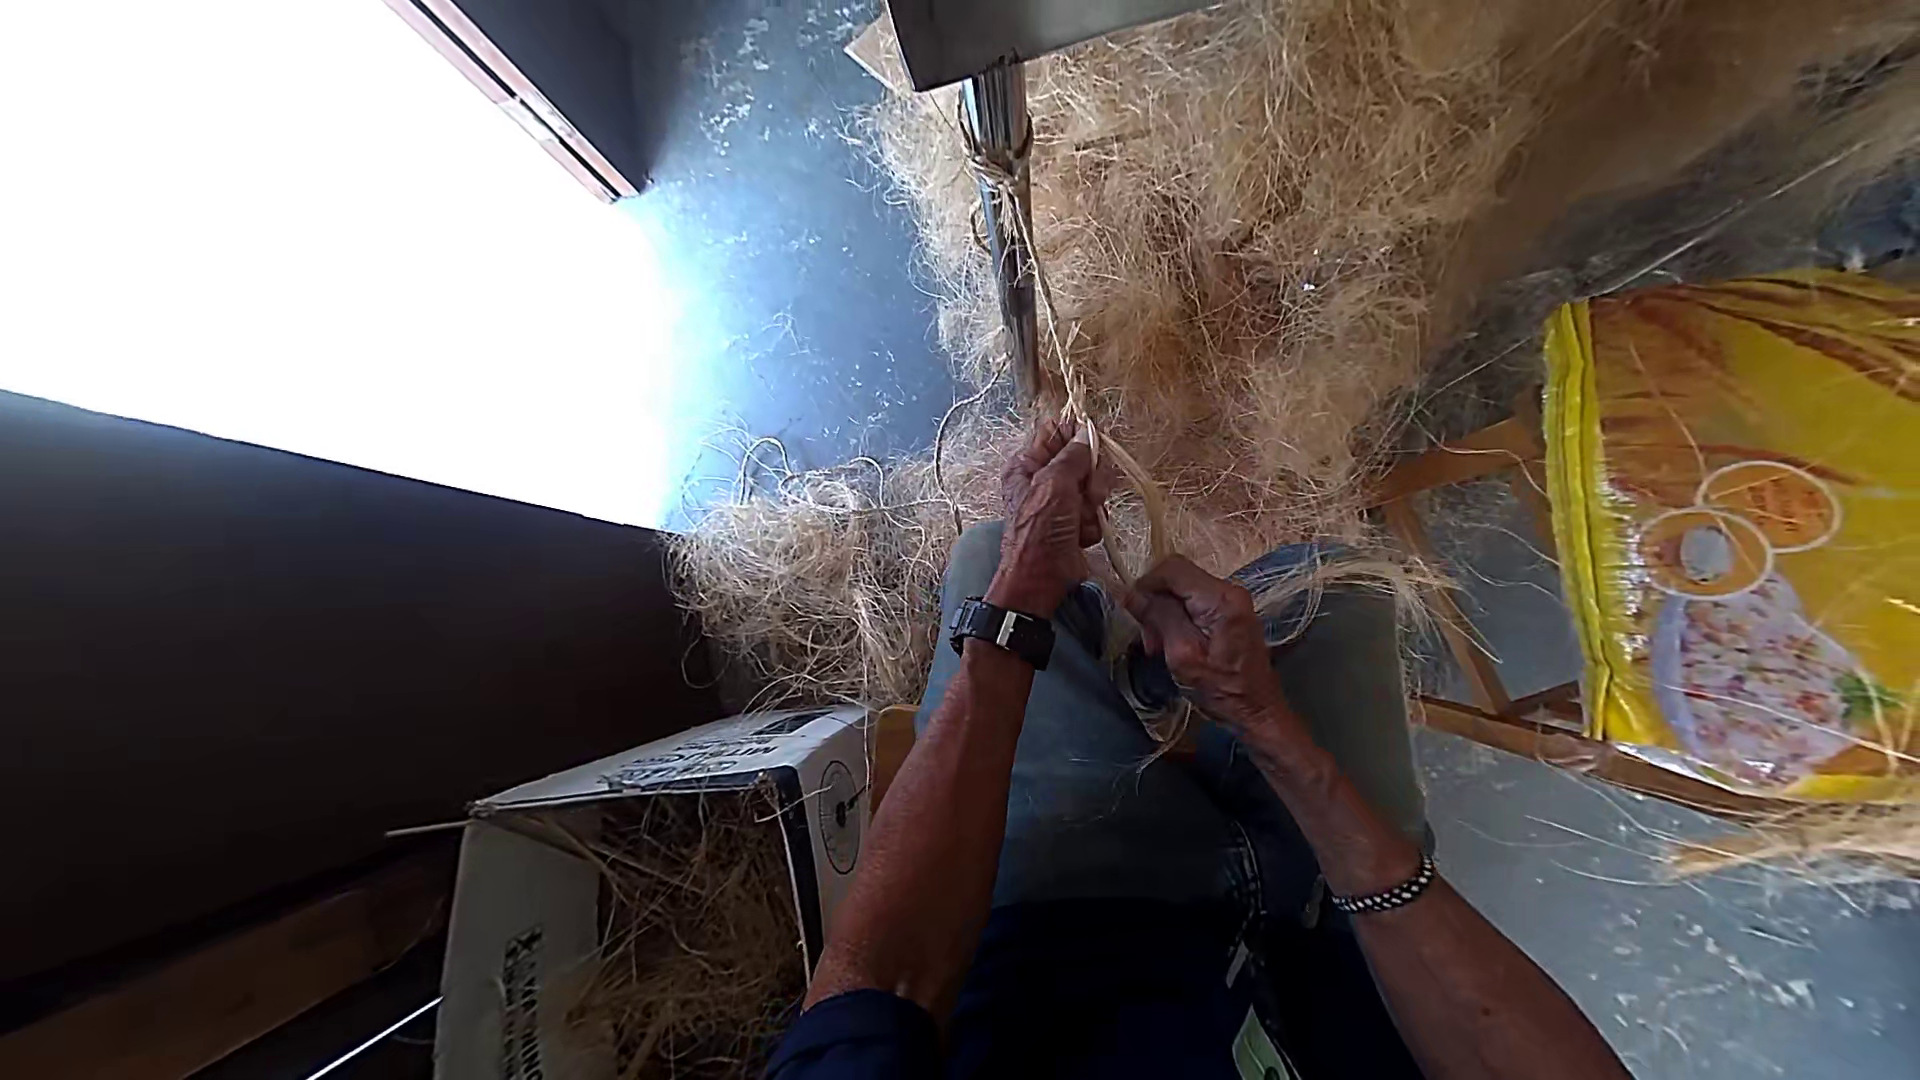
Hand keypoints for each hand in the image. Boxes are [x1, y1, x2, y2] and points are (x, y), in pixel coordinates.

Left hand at [987, 416, 1113, 614]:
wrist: (1041, 579)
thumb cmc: (1039, 531)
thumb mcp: (1054, 485)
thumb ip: (1072, 456)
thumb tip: (1086, 431)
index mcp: (1028, 464)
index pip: (1057, 432)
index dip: (1078, 437)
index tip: (1092, 448)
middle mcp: (1044, 479)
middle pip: (1083, 459)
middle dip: (1092, 479)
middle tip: (1090, 494)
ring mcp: (1061, 501)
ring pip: (1094, 486)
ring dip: (1093, 506)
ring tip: (1080, 521)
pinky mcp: (1075, 521)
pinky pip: (1096, 511)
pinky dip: (1092, 524)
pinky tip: (1081, 536)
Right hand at [1123, 556, 1298, 738]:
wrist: (1256, 711)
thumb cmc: (1222, 690)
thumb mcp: (1183, 655)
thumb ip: (1159, 618)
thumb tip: (1131, 594)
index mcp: (1221, 599)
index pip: (1172, 569)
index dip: (1146, 584)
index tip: (1133, 611)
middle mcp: (1229, 589)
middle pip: (1175, 576)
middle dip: (1153, 600)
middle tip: (1148, 636)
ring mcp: (1229, 598)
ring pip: (1179, 588)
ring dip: (1161, 611)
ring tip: (1157, 643)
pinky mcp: (1226, 608)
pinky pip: (1189, 599)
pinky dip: (1173, 615)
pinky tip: (1170, 640)